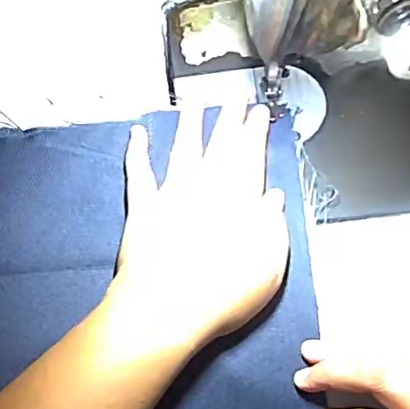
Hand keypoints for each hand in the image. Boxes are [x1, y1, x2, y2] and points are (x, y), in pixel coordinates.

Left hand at [108, 104, 289, 350]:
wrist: (167, 309)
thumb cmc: (223, 293)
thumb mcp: (269, 264)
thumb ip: (272, 226)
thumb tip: (271, 200)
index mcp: (240, 200)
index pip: (250, 156)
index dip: (254, 132)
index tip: (257, 114)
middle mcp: (205, 189)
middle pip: (219, 146)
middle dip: (228, 120)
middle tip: (233, 100)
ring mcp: (171, 196)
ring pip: (182, 149)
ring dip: (189, 125)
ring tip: (194, 105)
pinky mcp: (142, 210)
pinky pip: (139, 173)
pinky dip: (137, 152)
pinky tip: (137, 135)